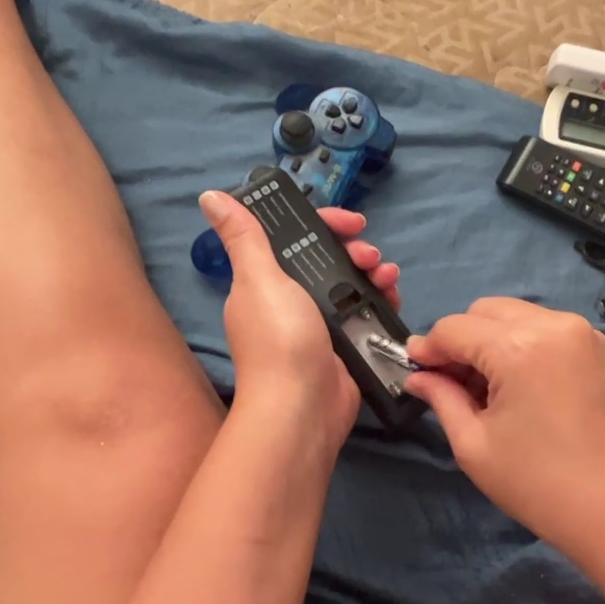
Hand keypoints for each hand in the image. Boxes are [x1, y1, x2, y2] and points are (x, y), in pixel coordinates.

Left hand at [199, 191, 401, 456]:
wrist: (302, 406)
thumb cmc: (279, 338)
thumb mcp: (259, 279)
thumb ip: (244, 237)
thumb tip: (211, 196)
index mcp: (266, 280)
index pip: (297, 238)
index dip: (326, 224)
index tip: (351, 223)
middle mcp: (292, 298)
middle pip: (330, 258)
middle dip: (355, 250)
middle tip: (370, 257)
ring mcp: (321, 322)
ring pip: (353, 283)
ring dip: (374, 272)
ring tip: (387, 276)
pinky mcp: (346, 343)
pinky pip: (367, 310)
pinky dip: (381, 299)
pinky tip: (393, 297)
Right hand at [403, 298, 604, 556]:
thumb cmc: (543, 486)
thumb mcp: (476, 447)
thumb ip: (443, 399)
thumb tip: (418, 376)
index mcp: (518, 346)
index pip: (454, 328)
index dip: (428, 348)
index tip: (415, 372)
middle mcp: (552, 324)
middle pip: (485, 311)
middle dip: (461, 340)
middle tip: (452, 385)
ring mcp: (581, 333)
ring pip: (516, 315)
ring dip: (491, 340)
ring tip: (487, 390)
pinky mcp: (598, 348)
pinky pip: (545, 329)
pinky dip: (522, 344)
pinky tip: (520, 388)